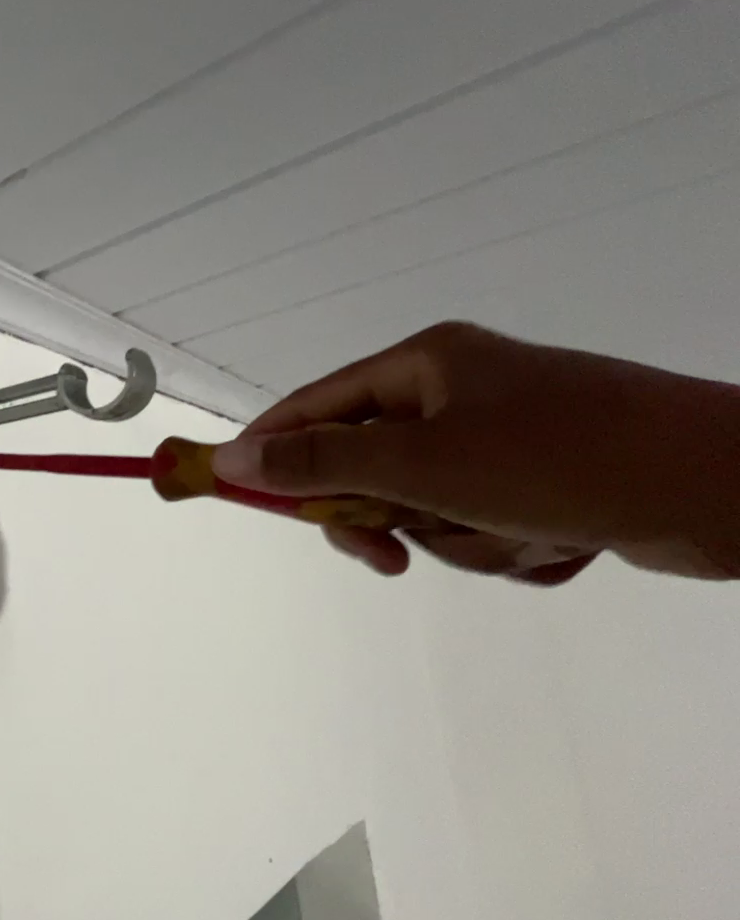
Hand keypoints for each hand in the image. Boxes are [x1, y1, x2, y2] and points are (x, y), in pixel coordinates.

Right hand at [211, 322, 739, 582]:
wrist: (738, 491)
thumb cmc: (562, 460)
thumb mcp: (419, 465)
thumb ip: (317, 462)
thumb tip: (229, 461)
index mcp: (424, 366)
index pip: (311, 405)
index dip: (268, 448)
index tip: (233, 490)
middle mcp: (455, 395)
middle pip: (362, 464)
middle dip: (382, 514)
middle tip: (386, 553)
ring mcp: (500, 438)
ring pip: (419, 505)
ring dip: (453, 536)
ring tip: (513, 536)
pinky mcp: (540, 482)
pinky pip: (474, 523)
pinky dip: (500, 544)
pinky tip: (552, 541)